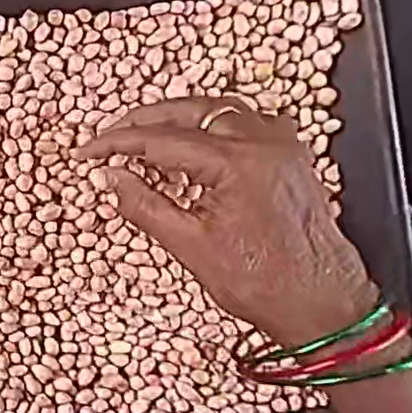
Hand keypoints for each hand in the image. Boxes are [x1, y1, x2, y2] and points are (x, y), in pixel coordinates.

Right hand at [75, 97, 378, 346]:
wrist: (321, 302)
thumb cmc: (261, 280)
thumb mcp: (186, 243)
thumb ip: (142, 203)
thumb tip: (109, 177)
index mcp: (239, 164)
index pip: (161, 140)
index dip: (117, 143)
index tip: (90, 151)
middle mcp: (266, 145)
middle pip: (192, 111)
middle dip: (144, 120)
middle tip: (110, 134)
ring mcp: (283, 148)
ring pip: (220, 110)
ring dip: (177, 117)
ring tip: (143, 135)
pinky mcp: (290, 159)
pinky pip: (245, 123)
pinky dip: (209, 126)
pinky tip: (190, 144)